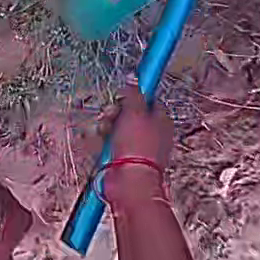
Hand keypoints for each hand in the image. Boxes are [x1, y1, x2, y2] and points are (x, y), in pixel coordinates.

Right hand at [101, 91, 174, 210]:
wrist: (130, 182)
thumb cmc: (138, 147)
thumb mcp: (135, 112)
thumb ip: (134, 93)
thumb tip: (134, 78)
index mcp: (160, 121)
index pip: (148, 100)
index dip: (133, 95)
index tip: (122, 95)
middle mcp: (149, 133)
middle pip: (127, 112)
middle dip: (114, 112)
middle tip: (111, 116)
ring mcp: (135, 146)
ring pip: (115, 126)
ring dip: (105, 127)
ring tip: (103, 133)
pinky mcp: (121, 156)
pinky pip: (107, 141)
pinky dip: (100, 141)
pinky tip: (98, 143)